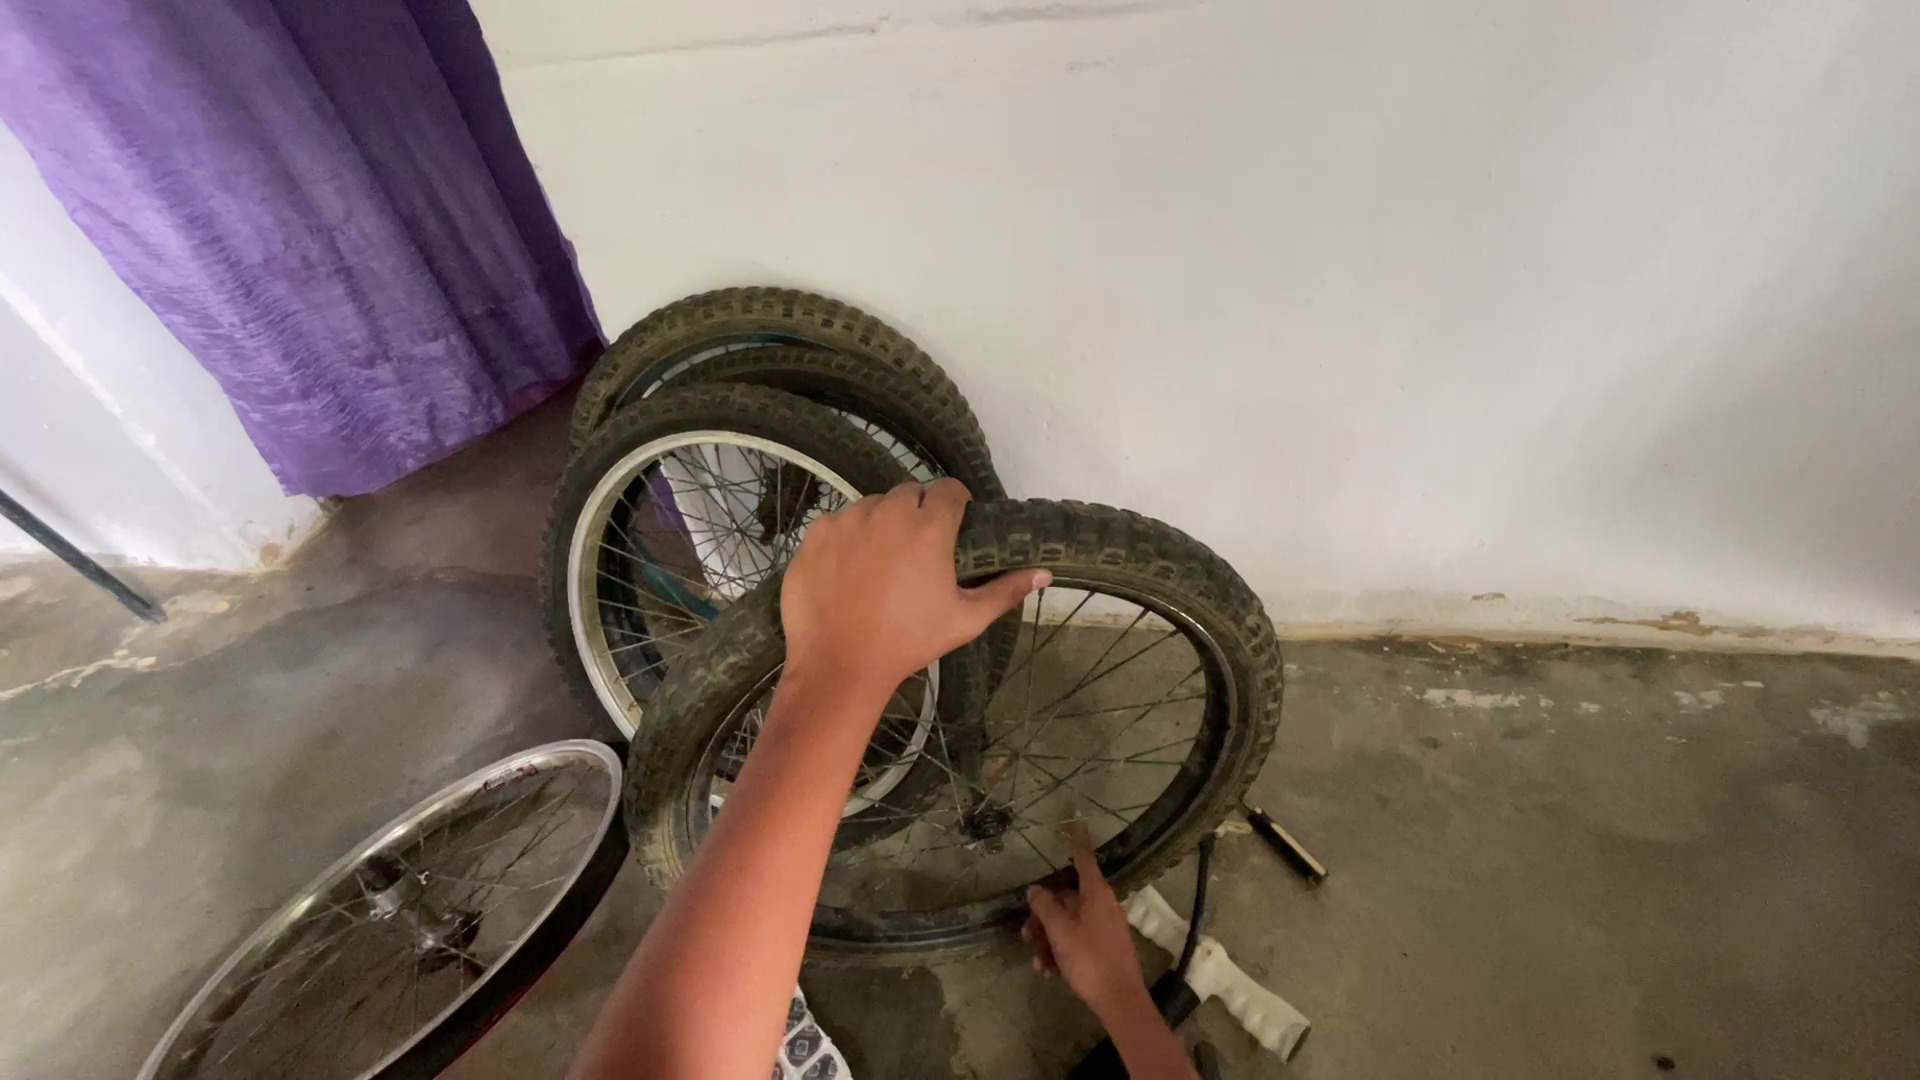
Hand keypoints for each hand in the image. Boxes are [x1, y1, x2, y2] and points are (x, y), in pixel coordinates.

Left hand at [779, 478, 1047, 701]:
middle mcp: (888, 512)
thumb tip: (1045, 572)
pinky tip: (849, 570)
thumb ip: (1005, 591)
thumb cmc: (909, 642)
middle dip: (919, 511)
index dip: (956, 503)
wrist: (839, 665)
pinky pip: (838, 522)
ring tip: (881, 562)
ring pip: (873, 506)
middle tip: (918, 549)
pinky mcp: (815, 533)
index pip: (950, 489)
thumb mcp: (965, 620)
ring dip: (882, 522)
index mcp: (929, 528)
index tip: (954, 523)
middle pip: (911, 493)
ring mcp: (847, 520)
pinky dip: (847, 537)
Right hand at [1022, 823, 1151, 1022]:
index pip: (1083, 858)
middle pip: (1066, 897)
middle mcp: (1103, 904)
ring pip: (1069, 921)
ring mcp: (1105, 926)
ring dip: (1049, 937)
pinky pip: (1078, 940)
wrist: (1121, 1002)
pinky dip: (1061, 951)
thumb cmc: (1090, 959)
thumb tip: (1035, 889)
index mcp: (1095, 893)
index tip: (1075, 820)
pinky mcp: (1105, 947)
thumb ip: (1045, 907)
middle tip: (1026, 933)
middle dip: (1043, 914)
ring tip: (1037, 960)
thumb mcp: (1060, 932)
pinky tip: (1048, 971)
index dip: (1076, 839)